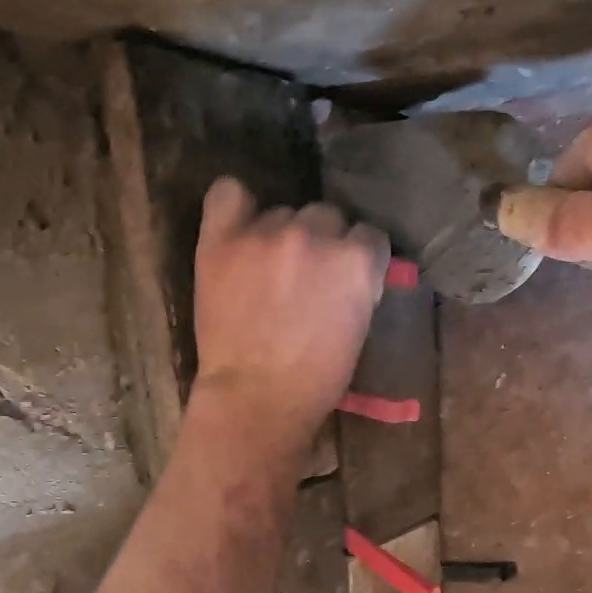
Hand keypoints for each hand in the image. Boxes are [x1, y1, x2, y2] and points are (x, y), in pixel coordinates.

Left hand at [192, 176, 388, 444]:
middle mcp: (315, 234)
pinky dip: (236, 207)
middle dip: (322, 243)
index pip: (369, 236)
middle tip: (308, 277)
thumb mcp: (359, 329)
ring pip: (282, 212)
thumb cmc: (318, 380)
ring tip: (268, 271)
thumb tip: (351, 270)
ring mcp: (266, 232)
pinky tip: (239, 231)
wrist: (258, 399)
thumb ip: (359, 287)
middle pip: (327, 216)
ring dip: (281, 235)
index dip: (359, 258)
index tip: (347, 279)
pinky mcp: (222, 238)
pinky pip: (229, 193)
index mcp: (357, 261)